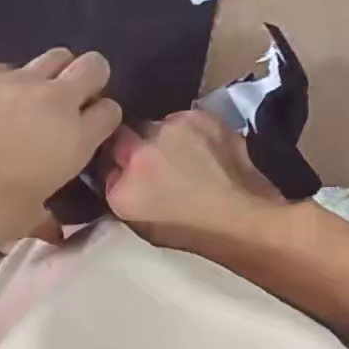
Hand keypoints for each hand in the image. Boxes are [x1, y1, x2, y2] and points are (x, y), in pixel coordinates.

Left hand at [0, 49, 121, 255]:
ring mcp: (14, 79)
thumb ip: (47, 219)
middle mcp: (52, 100)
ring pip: (53, 57)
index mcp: (73, 139)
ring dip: (50, 76)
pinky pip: (5, 68)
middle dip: (88, 81)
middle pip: (93, 65)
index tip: (84, 135)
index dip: (100, 121)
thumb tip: (57, 230)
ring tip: (27, 104)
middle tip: (66, 107)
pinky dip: (3, 85)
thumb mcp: (21, 222)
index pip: (110, 111)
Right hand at [101, 109, 291, 250]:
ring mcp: (181, 124)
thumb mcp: (131, 217)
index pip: (108, 143)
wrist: (240, 220)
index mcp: (128, 165)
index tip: (123, 167)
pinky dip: (192, 135)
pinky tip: (203, 154)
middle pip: (134, 131)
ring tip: (183, 162)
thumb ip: (113, 183)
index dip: (115, 155)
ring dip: (167, 140)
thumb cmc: (183, 229)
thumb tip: (111, 165)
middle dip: (140, 146)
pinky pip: (188, 122)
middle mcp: (150, 137)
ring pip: (162, 125)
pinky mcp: (208, 119)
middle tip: (154, 168)